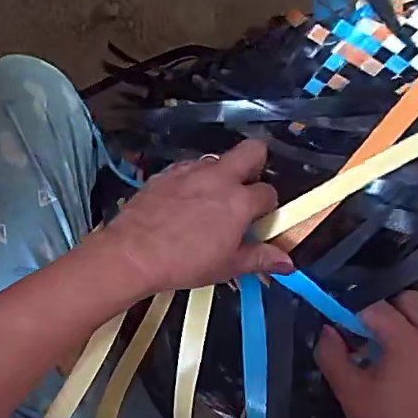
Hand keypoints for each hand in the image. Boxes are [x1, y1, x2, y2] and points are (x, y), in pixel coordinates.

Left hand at [91, 139, 295, 293]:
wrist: (131, 254)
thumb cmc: (182, 263)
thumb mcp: (226, 266)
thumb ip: (258, 259)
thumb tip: (286, 262)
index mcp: (239, 200)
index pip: (268, 193)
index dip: (266, 207)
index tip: (256, 221)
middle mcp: (218, 177)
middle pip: (252, 150)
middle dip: (256, 165)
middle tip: (243, 191)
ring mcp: (189, 172)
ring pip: (216, 159)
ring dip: (220, 175)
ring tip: (208, 202)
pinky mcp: (164, 174)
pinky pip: (185, 169)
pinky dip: (190, 181)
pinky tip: (181, 203)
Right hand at [314, 291, 417, 417]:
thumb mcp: (349, 390)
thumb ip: (332, 355)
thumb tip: (327, 331)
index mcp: (407, 339)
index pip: (376, 306)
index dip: (351, 309)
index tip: (336, 322)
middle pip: (411, 300)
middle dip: (383, 306)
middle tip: (360, 329)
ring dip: (401, 325)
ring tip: (379, 354)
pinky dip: (416, 345)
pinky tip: (401, 376)